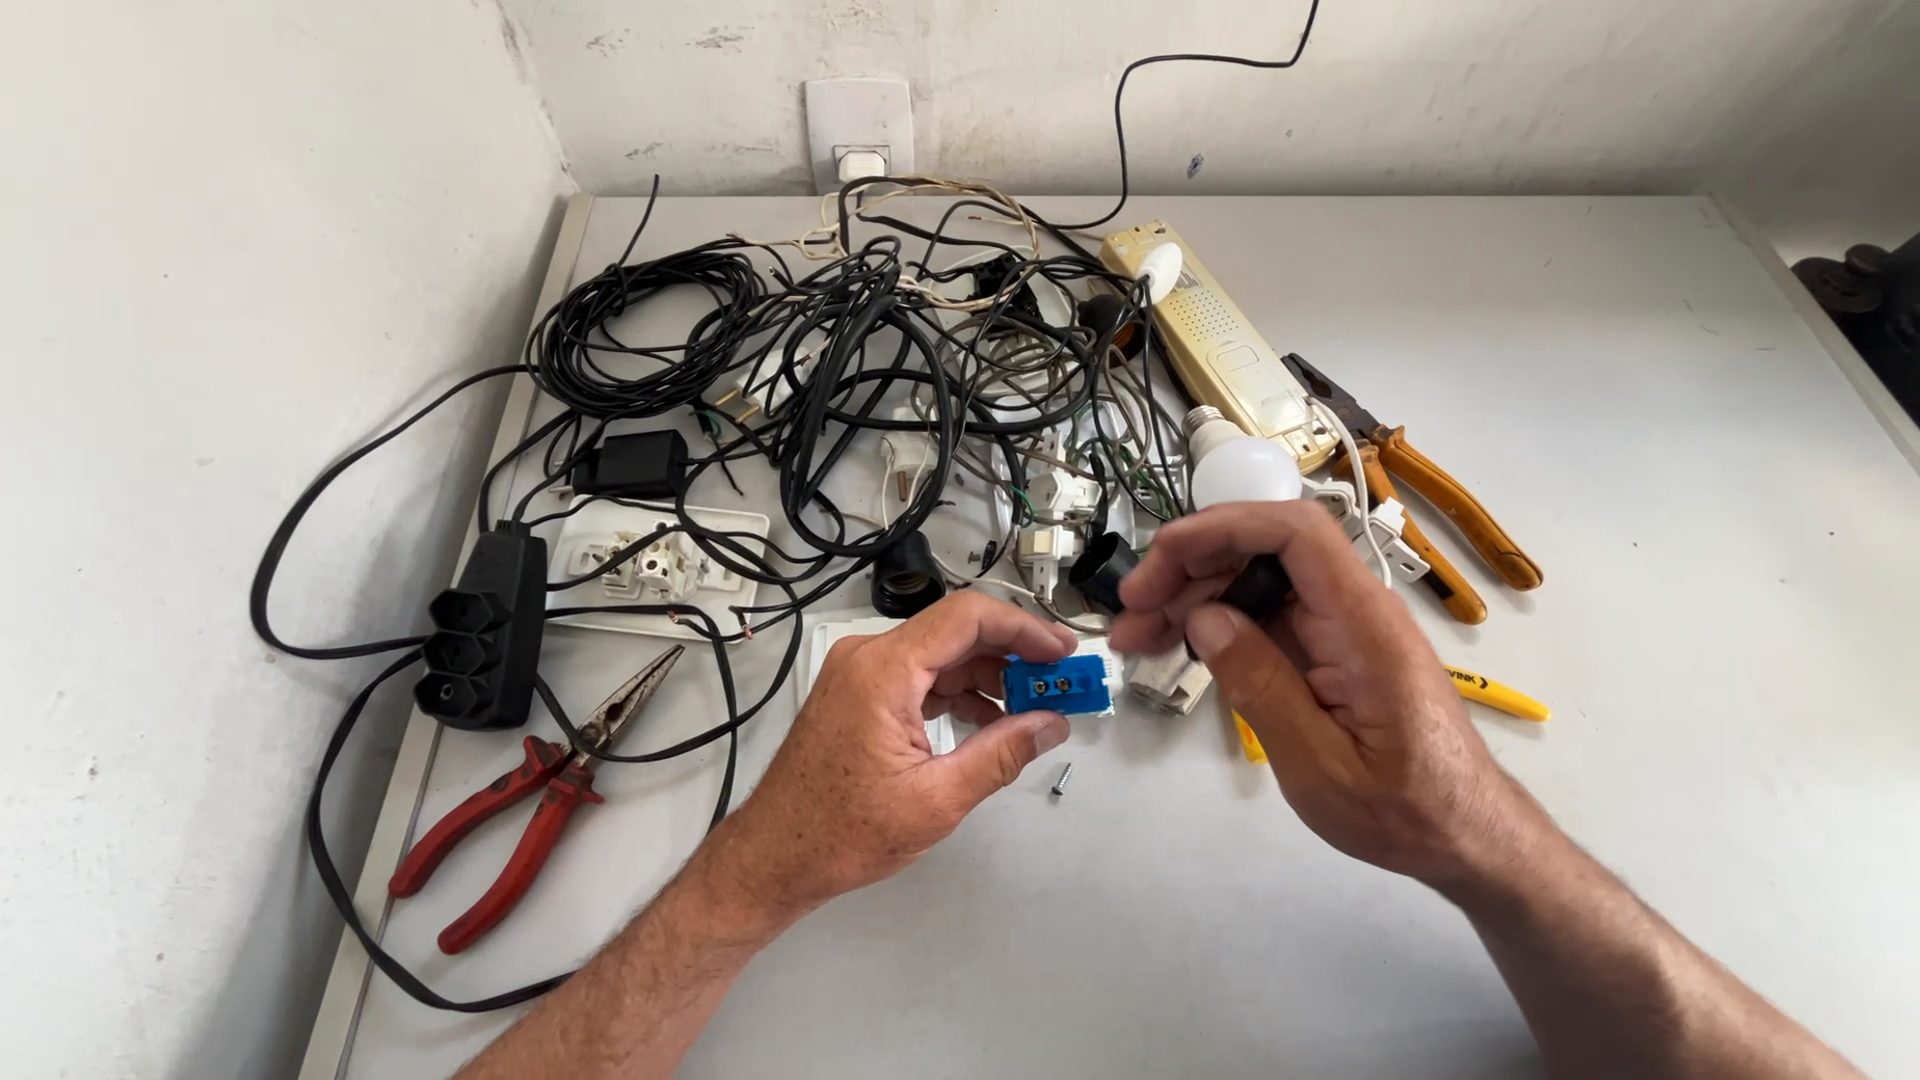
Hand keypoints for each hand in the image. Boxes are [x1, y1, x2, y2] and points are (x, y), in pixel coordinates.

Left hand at [703, 592, 1076, 918]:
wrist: (773, 857)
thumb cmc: (841, 833)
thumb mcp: (936, 799)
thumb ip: (1002, 754)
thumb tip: (1051, 724)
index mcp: (883, 671)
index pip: (967, 617)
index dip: (1023, 628)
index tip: (1062, 651)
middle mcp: (868, 657)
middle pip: (956, 632)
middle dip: (1013, 654)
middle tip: (1059, 681)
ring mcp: (860, 673)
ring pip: (940, 655)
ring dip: (988, 676)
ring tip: (1033, 707)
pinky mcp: (859, 693)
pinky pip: (920, 677)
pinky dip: (957, 693)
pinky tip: (990, 722)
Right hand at [1109, 501, 1546, 888]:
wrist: (1465, 837)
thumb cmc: (1403, 812)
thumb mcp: (1320, 765)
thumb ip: (1262, 685)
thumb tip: (1204, 617)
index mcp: (1362, 624)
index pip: (1296, 533)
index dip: (1223, 527)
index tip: (1162, 555)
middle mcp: (1350, 608)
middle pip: (1262, 549)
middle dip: (1188, 566)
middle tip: (1131, 611)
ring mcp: (1336, 626)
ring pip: (1252, 580)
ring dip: (1189, 596)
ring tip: (1135, 636)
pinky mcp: (1323, 646)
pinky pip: (1260, 614)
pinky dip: (1211, 622)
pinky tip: (1174, 644)